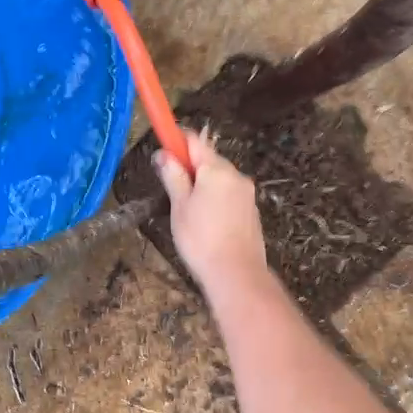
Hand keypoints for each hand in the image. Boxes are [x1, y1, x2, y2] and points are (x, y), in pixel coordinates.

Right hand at [153, 126, 268, 295]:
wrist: (236, 273)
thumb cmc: (200, 238)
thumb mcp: (179, 206)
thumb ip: (173, 176)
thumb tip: (164, 154)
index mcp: (217, 170)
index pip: (195, 141)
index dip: (177, 140)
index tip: (162, 146)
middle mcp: (236, 175)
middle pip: (208, 160)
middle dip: (189, 167)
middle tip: (169, 187)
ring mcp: (246, 193)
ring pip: (218, 178)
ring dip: (201, 184)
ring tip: (185, 209)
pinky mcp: (250, 210)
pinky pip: (227, 194)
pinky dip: (213, 198)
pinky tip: (203, 220)